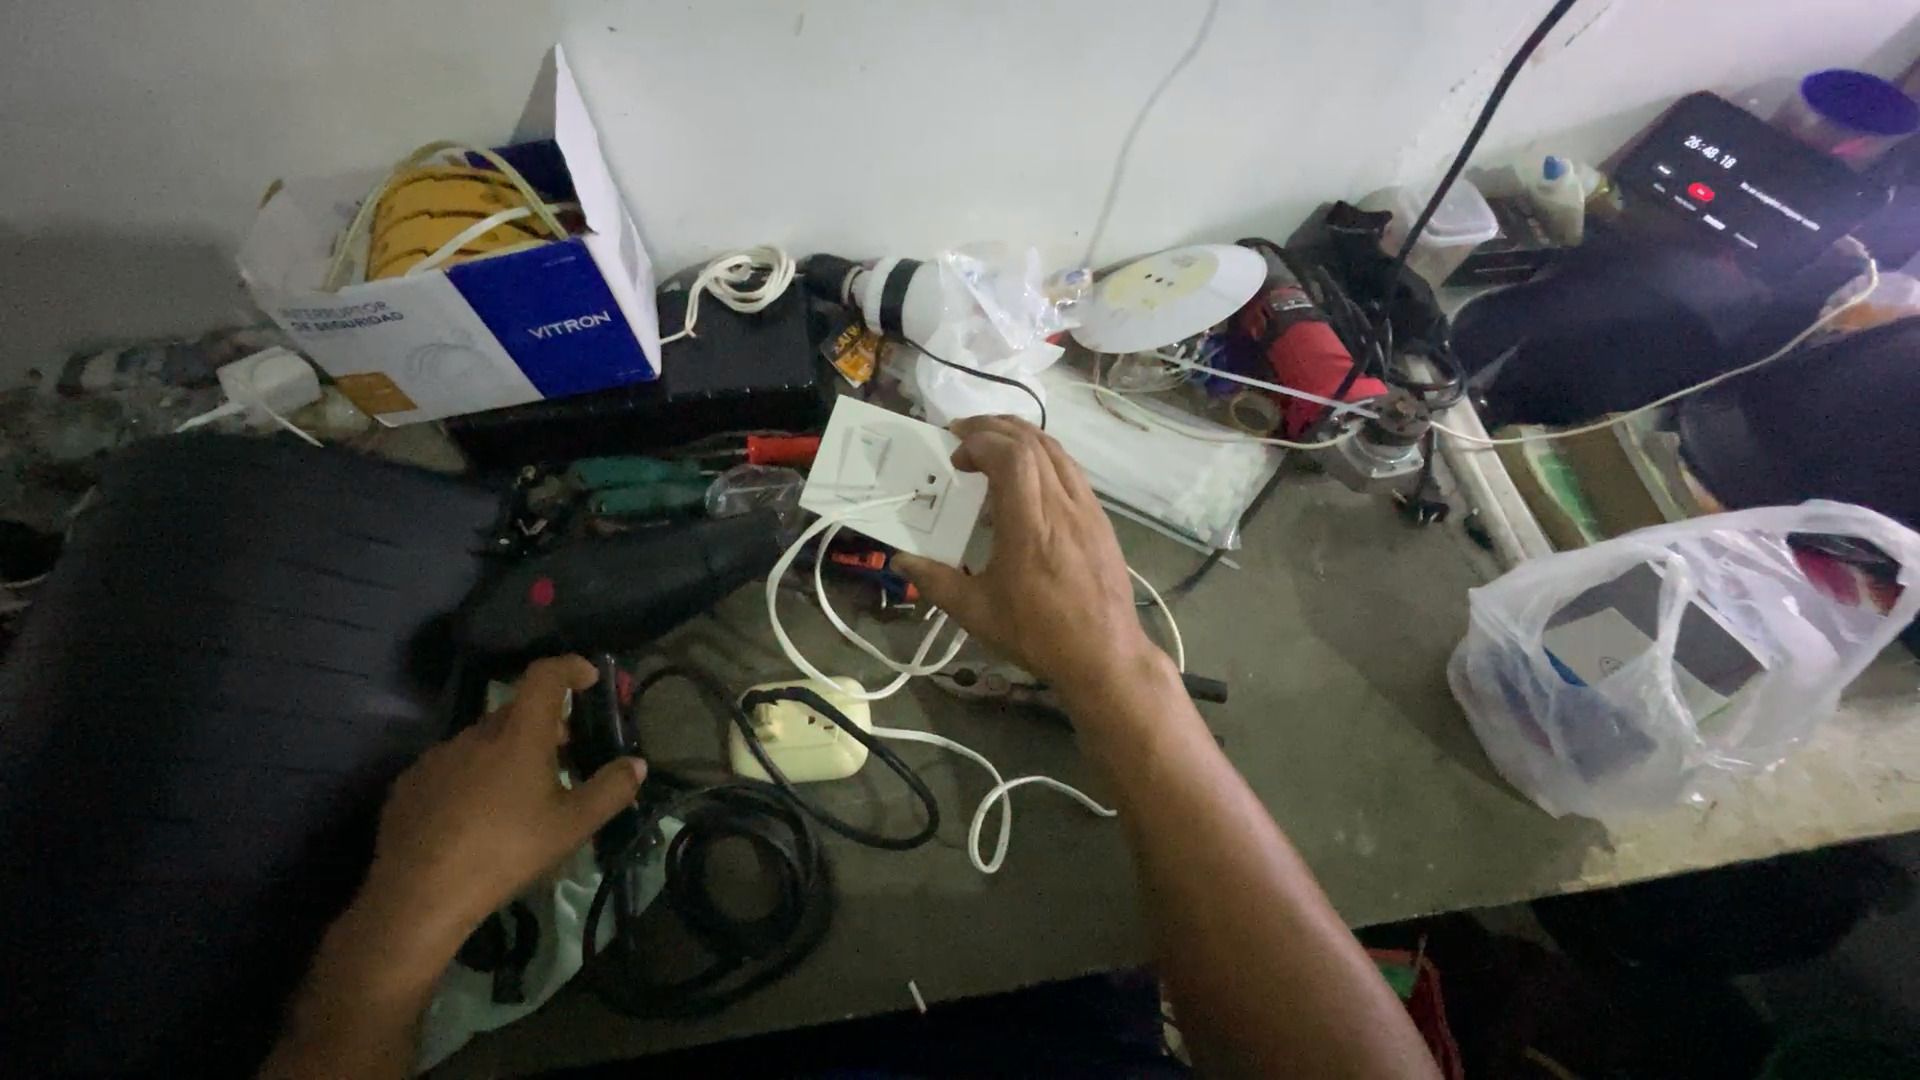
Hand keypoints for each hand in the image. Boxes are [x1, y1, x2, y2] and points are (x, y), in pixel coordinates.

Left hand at [356, 656, 646, 957]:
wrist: (416, 900)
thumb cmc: (505, 852)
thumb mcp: (573, 826)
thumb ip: (612, 789)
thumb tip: (637, 764)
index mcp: (519, 735)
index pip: (545, 676)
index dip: (570, 667)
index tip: (589, 678)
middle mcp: (476, 735)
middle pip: (517, 710)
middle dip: (545, 723)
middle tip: (565, 754)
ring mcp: (437, 759)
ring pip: (483, 740)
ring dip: (507, 751)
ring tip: (519, 792)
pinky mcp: (408, 786)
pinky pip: (451, 766)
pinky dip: (472, 775)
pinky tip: (476, 814)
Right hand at [892, 415, 1162, 697]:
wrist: (1105, 655)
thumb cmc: (1038, 634)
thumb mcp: (977, 612)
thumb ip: (935, 581)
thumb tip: (901, 560)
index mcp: (1030, 525)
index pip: (1012, 456)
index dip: (980, 442)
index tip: (957, 457)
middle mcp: (1062, 506)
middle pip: (1032, 442)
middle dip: (994, 428)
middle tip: (964, 434)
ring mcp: (1087, 509)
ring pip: (1056, 450)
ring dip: (1021, 436)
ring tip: (993, 443)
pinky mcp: (1100, 519)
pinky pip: (1070, 469)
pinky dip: (1043, 456)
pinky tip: (1028, 475)